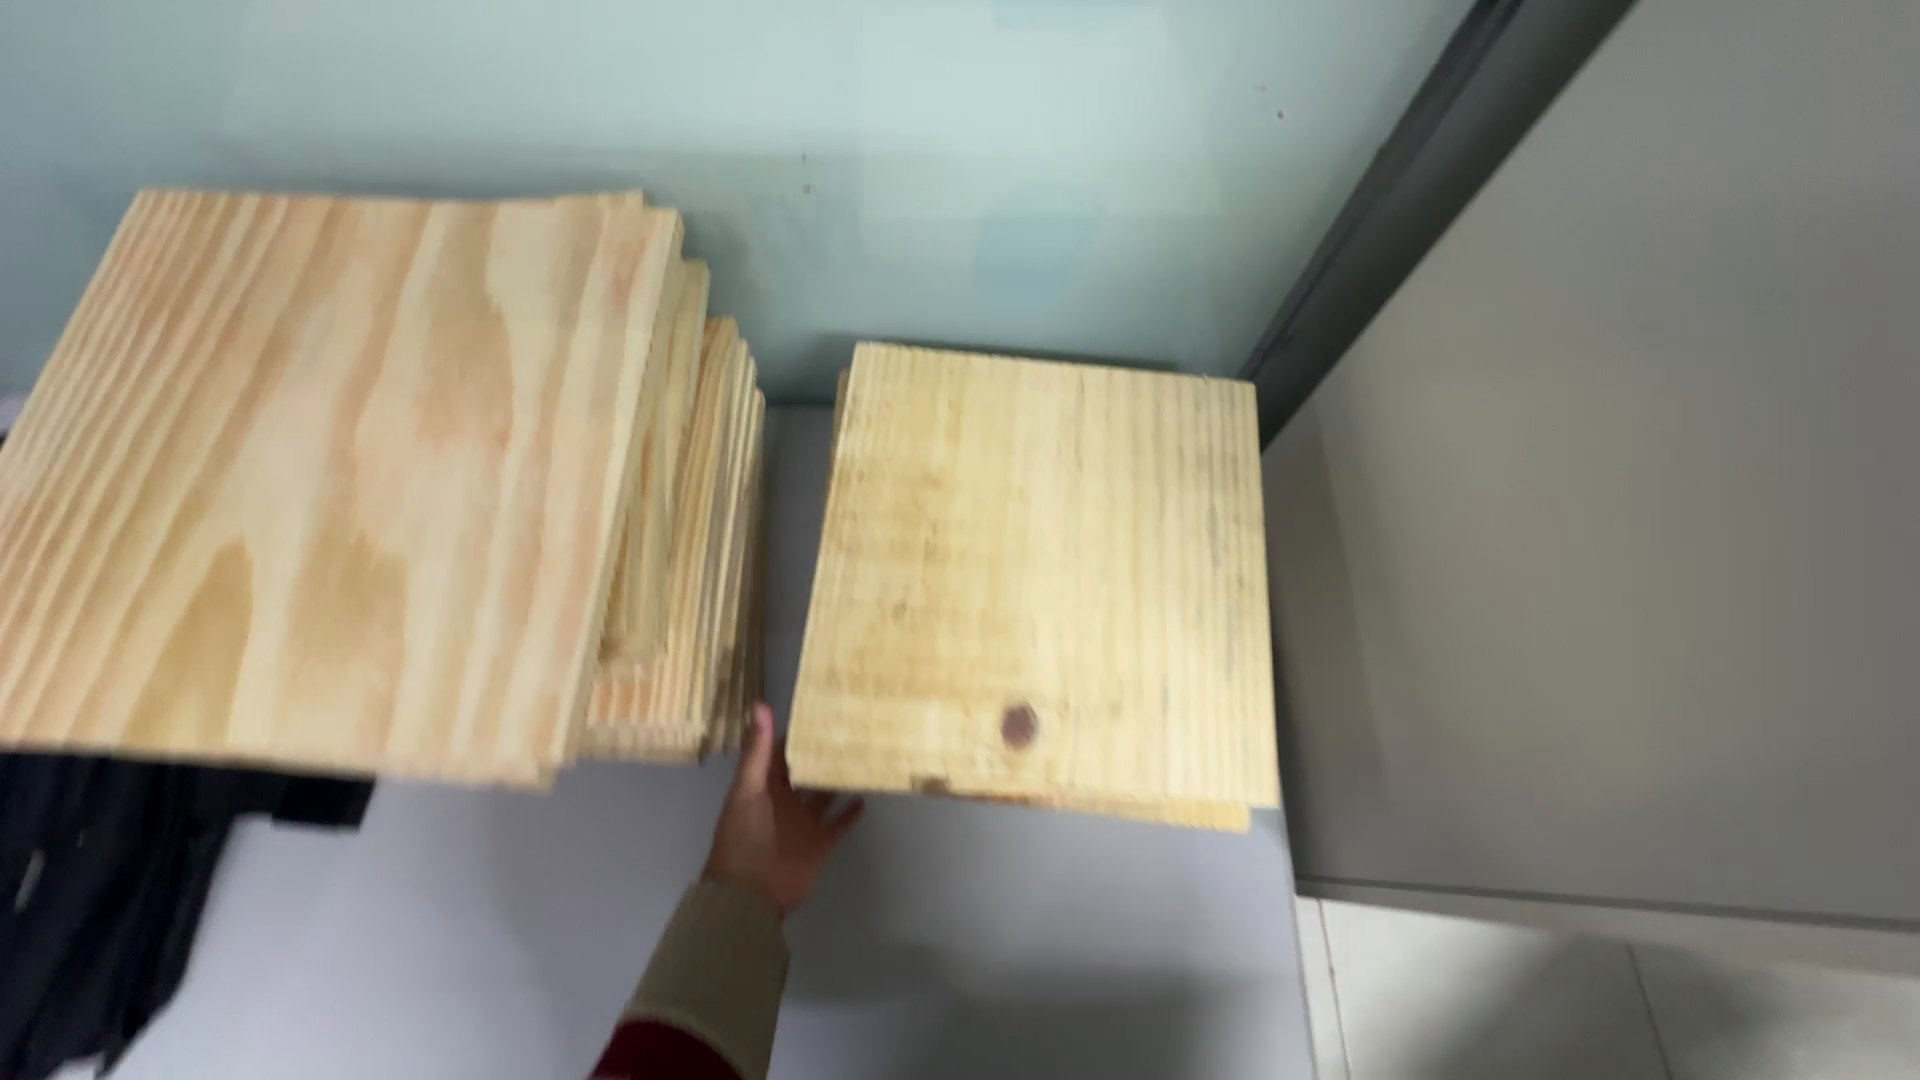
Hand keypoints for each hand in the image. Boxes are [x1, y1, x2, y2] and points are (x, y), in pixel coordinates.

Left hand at [703, 702, 863, 919]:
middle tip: (850, 728)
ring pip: (825, 795)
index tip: (819, 711)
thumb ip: (757, 750)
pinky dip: (851, 812)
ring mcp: (804, 822)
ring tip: (862, 756)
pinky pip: (839, 824)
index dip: (796, 734)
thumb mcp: (748, 789)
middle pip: (807, 771)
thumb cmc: (743, 837)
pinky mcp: (821, 843)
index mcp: (764, 786)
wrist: (750, 895)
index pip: (781, 753)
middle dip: (822, 753)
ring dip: (839, 779)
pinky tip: (865, 796)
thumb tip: (760, 705)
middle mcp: (786, 800)